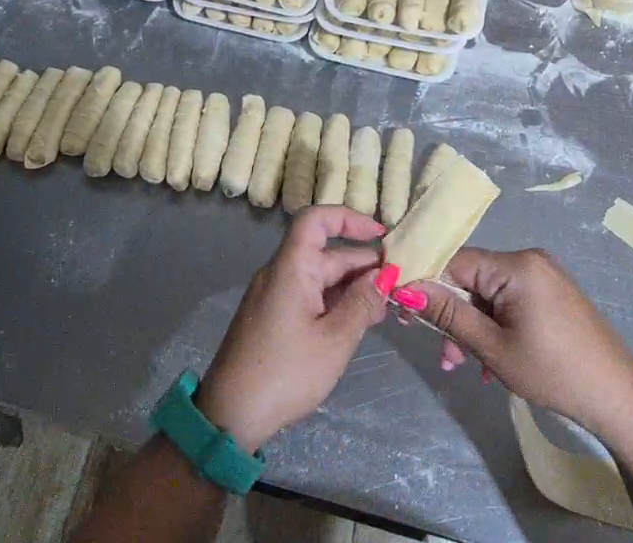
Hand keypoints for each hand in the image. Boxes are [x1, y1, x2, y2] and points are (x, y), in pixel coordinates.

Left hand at [196, 206, 390, 452]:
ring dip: (353, 287)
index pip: (316, 220)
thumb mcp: (334, 340)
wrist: (231, 414)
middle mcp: (281, 273)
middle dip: (364, 264)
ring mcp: (275, 296)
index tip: (382, 235)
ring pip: (321, 277)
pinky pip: (310, 296)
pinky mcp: (274, 318)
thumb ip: (362, 304)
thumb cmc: (286, 372)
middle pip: (326, 253)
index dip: (349, 219)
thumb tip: (384, 277)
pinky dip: (336, 303)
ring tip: (388, 308)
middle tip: (401, 285)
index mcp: (291, 267)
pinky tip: (361, 321)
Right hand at [413, 248, 632, 427]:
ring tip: (469, 366)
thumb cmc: (554, 372)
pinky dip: (495, 325)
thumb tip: (405, 287)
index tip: (406, 313)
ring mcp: (544, 276)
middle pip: (471, 278)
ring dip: (473, 327)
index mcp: (516, 265)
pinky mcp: (552, 293)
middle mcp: (529, 260)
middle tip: (446, 357)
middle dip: (453, 316)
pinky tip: (492, 361)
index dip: (426, 285)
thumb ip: (448, 314)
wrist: (619, 398)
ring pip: (488, 294)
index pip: (454, 261)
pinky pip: (508, 301)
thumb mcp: (493, 347)